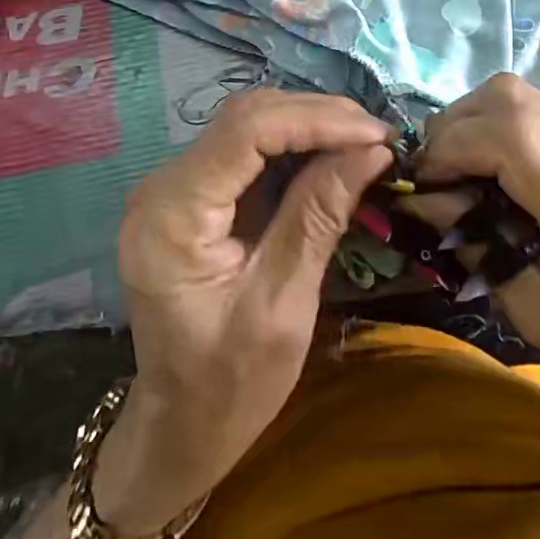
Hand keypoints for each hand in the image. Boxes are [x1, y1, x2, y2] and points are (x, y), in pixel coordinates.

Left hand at [93, 91, 392, 535]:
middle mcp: (161, 186)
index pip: (244, 132)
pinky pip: (241, 153)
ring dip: (305, 126)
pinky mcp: (187, 197)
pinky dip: (289, 148)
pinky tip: (328, 156)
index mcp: (172, 215)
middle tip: (378, 135)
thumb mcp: (283, 304)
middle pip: (242, 118)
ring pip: (243, 127)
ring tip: (363, 141)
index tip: (376, 135)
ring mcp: (170, 188)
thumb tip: (372, 149)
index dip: (315, 121)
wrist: (180, 421)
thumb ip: (318, 216)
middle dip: (314, 117)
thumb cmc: (230, 383)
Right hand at [409, 75, 539, 420]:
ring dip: (479, 123)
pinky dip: (511, 131)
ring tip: (466, 167)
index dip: (450, 145)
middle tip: (438, 168)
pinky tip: (513, 173)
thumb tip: (420, 199)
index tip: (426, 180)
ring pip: (525, 96)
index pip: (507, 133)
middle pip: (509, 96)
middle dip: (455, 124)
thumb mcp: (530, 306)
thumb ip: (472, 242)